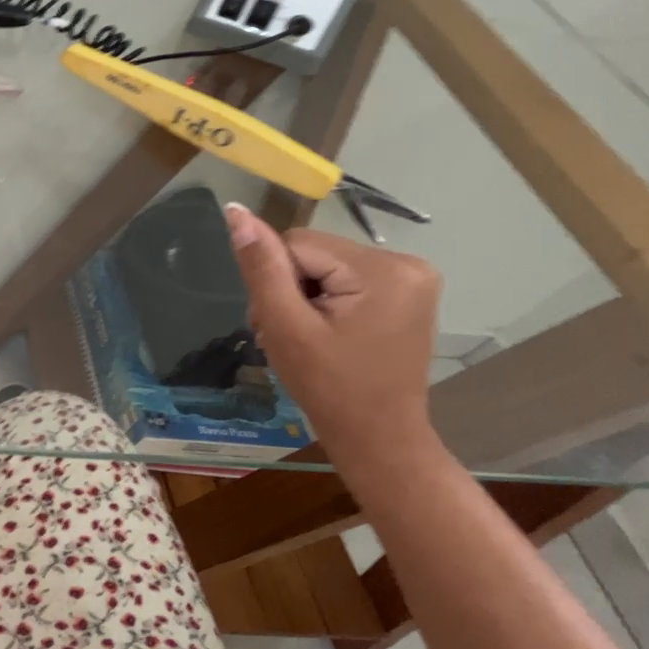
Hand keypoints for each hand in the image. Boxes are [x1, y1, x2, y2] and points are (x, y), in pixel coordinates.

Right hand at [223, 202, 441, 460]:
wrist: (377, 436)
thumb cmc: (328, 385)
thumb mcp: (284, 324)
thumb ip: (260, 265)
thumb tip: (236, 212)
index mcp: (382, 269)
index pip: (295, 244)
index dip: (276, 281)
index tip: (282, 323)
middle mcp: (406, 263)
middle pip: (311, 252)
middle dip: (289, 288)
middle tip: (288, 333)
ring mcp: (412, 277)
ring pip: (323, 264)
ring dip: (302, 296)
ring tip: (305, 337)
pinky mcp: (407, 292)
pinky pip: (343, 276)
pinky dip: (324, 301)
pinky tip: (325, 332)